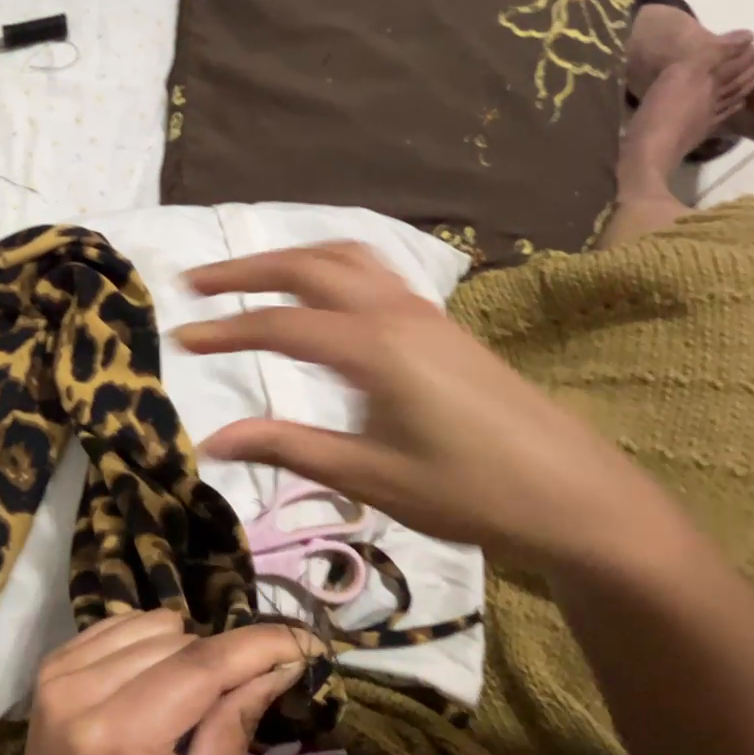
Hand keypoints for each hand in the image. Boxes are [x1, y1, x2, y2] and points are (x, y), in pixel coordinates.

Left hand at [0, 611, 312, 754]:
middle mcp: (78, 690)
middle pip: (177, 640)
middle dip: (224, 657)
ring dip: (185, 649)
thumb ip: (232, 730)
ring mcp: (57, 673)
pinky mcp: (50, 666)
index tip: (307, 639)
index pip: (199, 666)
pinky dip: (150, 644)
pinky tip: (155, 682)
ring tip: (190, 700)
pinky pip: (118, 627)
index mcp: (116, 737)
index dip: (258, 645)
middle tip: (247, 691)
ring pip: (150, 625)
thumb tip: (276, 667)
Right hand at [172, 243, 678, 569]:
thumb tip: (214, 441)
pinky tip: (318, 294)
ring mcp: (424, 313)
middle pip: (309, 267)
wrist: (575, 495)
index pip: (279, 325)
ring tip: (247, 277)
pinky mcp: (440, 326)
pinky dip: (329, 267)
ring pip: (347, 258)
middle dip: (246, 270)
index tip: (178, 338)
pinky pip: (374, 272)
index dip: (223, 331)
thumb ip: (287, 448)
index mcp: (374, 349)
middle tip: (195, 281)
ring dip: (291, 259)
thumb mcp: (367, 475)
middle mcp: (397, 313)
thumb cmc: (467, 492)